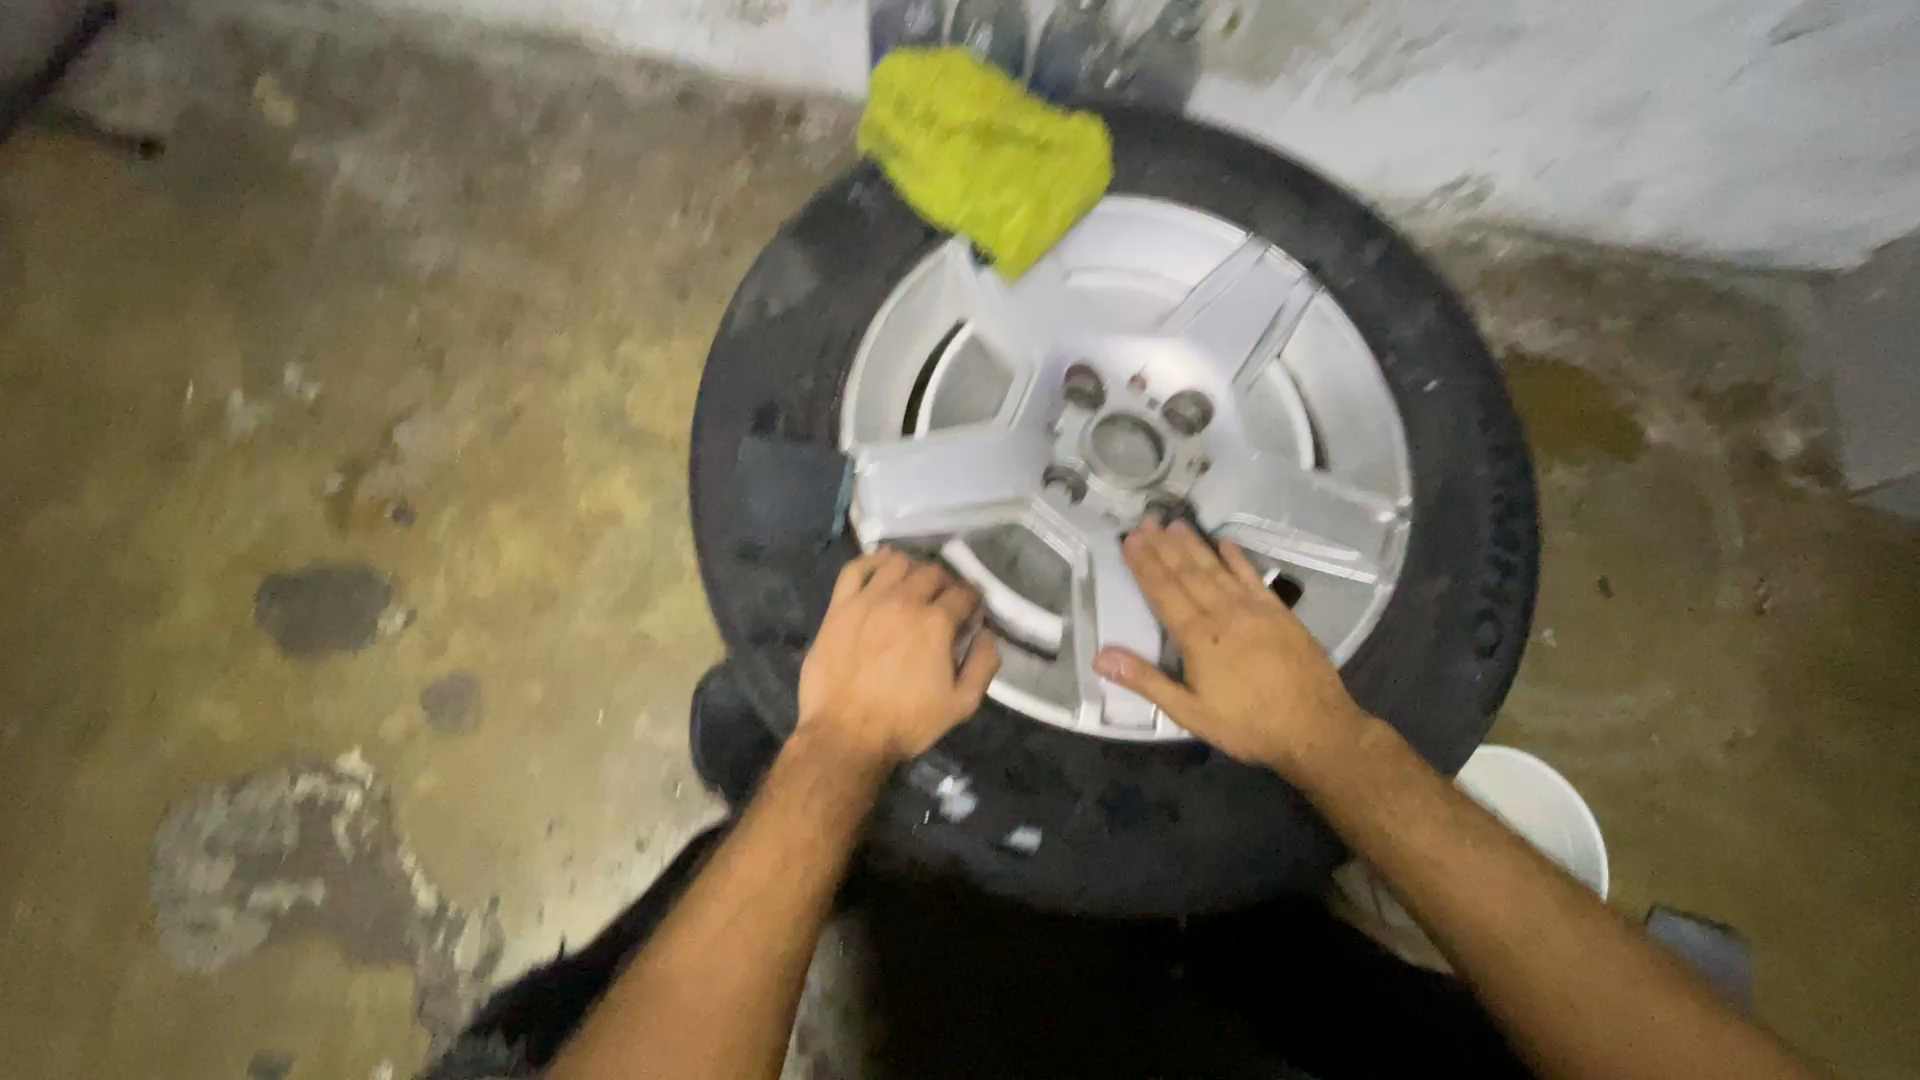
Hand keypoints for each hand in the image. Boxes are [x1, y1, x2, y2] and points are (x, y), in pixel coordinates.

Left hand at [797, 548, 1000, 767]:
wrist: (845, 735)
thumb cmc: (906, 722)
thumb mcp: (961, 704)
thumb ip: (984, 665)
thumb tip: (987, 634)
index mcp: (936, 623)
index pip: (964, 593)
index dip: (972, 601)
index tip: (970, 613)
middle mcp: (904, 601)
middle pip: (932, 573)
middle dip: (946, 583)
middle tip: (944, 601)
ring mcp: (868, 600)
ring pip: (897, 563)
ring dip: (913, 569)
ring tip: (914, 585)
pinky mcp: (839, 607)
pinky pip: (856, 568)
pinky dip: (873, 560)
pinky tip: (882, 563)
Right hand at [1092, 519, 1369, 775]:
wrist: (1316, 728)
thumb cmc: (1247, 725)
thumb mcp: (1189, 712)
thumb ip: (1146, 681)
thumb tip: (1100, 657)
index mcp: (1198, 637)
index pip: (1164, 592)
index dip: (1145, 566)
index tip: (1130, 541)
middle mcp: (1224, 613)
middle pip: (1187, 573)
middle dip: (1163, 547)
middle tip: (1145, 522)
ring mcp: (1255, 609)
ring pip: (1216, 569)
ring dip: (1193, 545)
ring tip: (1174, 523)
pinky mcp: (1280, 612)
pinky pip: (1253, 577)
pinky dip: (1238, 559)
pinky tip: (1225, 543)